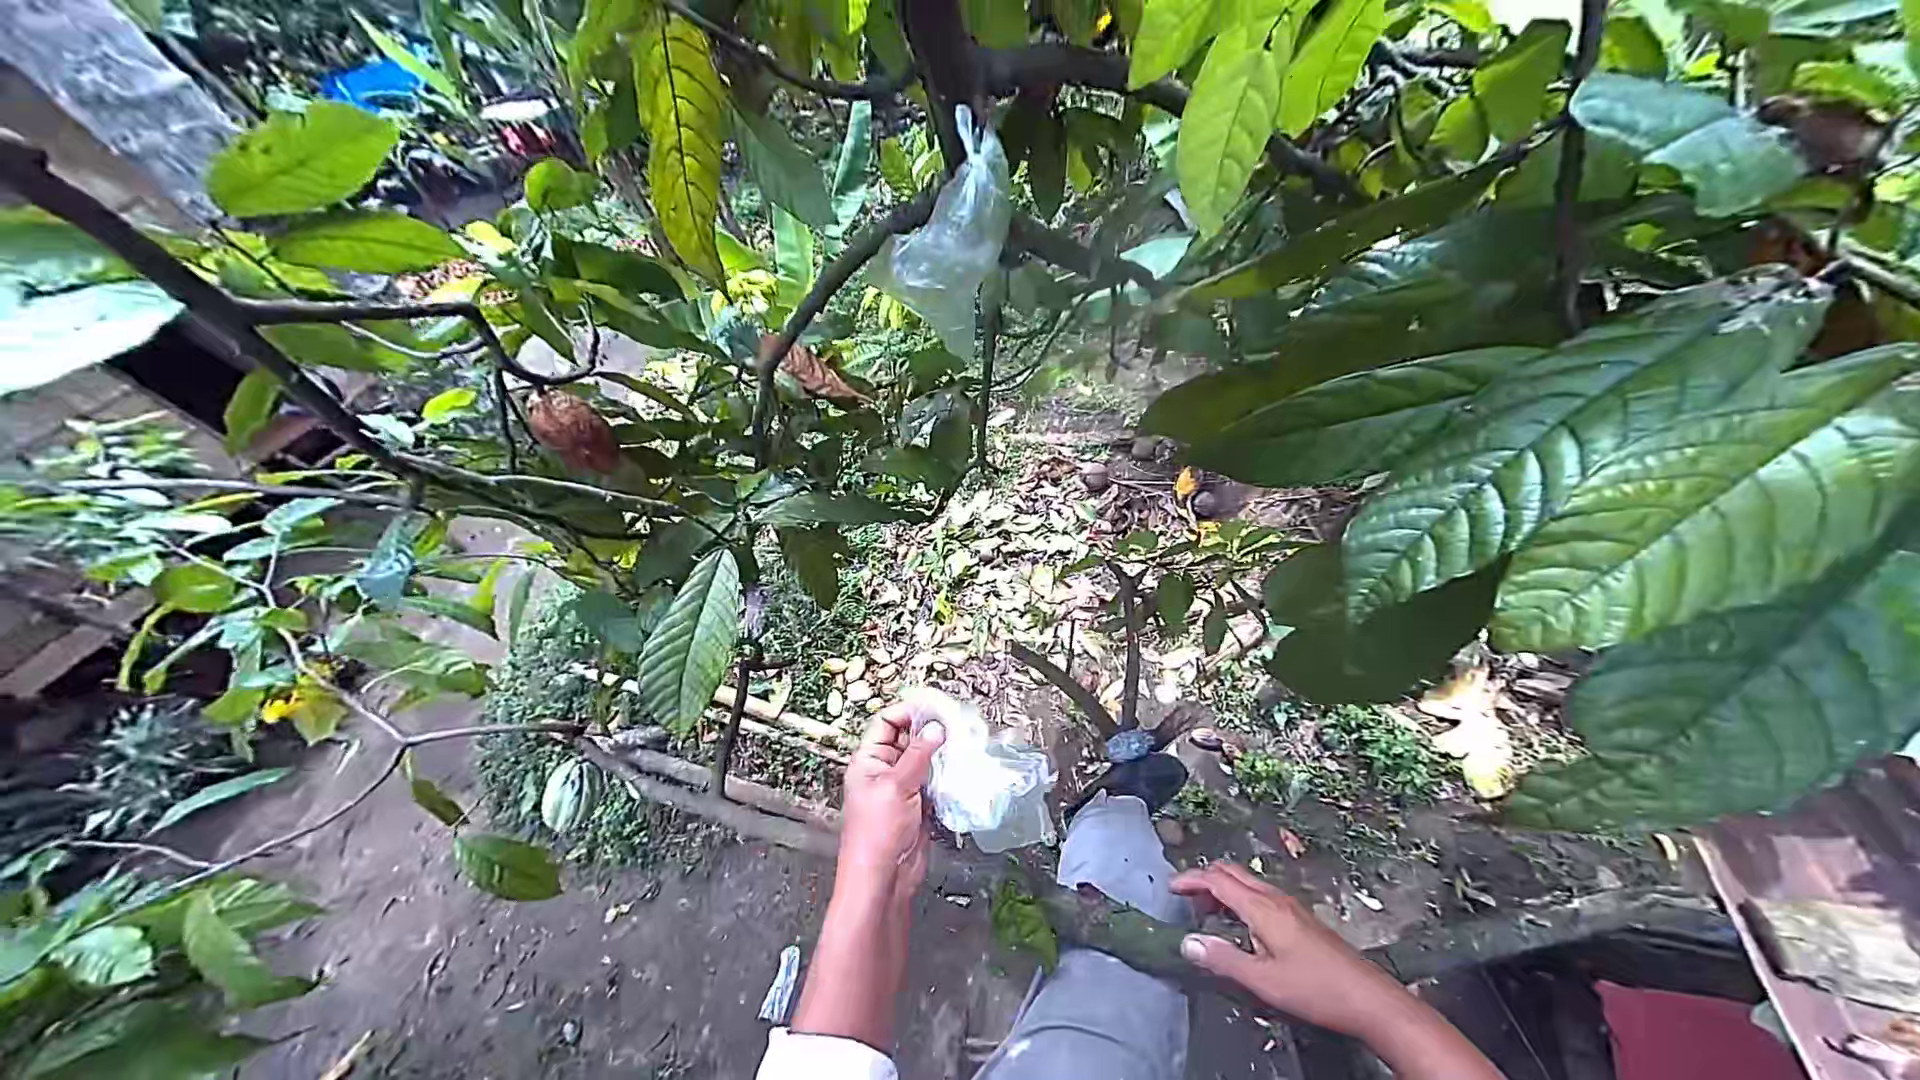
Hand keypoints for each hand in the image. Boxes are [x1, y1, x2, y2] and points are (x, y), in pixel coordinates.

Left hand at [790, 703, 944, 1049]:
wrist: (884, 880)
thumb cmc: (876, 834)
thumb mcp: (896, 786)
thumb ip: (918, 754)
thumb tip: (935, 727)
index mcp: (868, 760)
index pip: (887, 722)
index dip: (910, 711)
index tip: (935, 706)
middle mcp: (884, 770)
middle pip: (909, 737)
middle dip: (931, 730)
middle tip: (956, 722)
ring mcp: (903, 787)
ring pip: (925, 758)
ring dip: (942, 752)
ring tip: (962, 742)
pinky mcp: (920, 803)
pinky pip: (935, 779)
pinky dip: (947, 773)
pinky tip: (961, 767)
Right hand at [1172, 862, 1409, 1038]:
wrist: (1372, 1001)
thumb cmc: (1316, 989)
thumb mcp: (1264, 981)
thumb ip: (1224, 959)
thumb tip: (1187, 942)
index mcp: (1261, 907)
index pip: (1217, 879)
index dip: (1191, 880)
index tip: (1171, 888)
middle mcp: (1274, 898)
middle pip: (1231, 871)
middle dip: (1205, 879)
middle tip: (1187, 900)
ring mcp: (1290, 906)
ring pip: (1246, 881)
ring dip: (1223, 888)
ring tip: (1209, 913)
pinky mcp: (1301, 918)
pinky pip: (1260, 893)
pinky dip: (1239, 898)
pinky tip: (1242, 924)